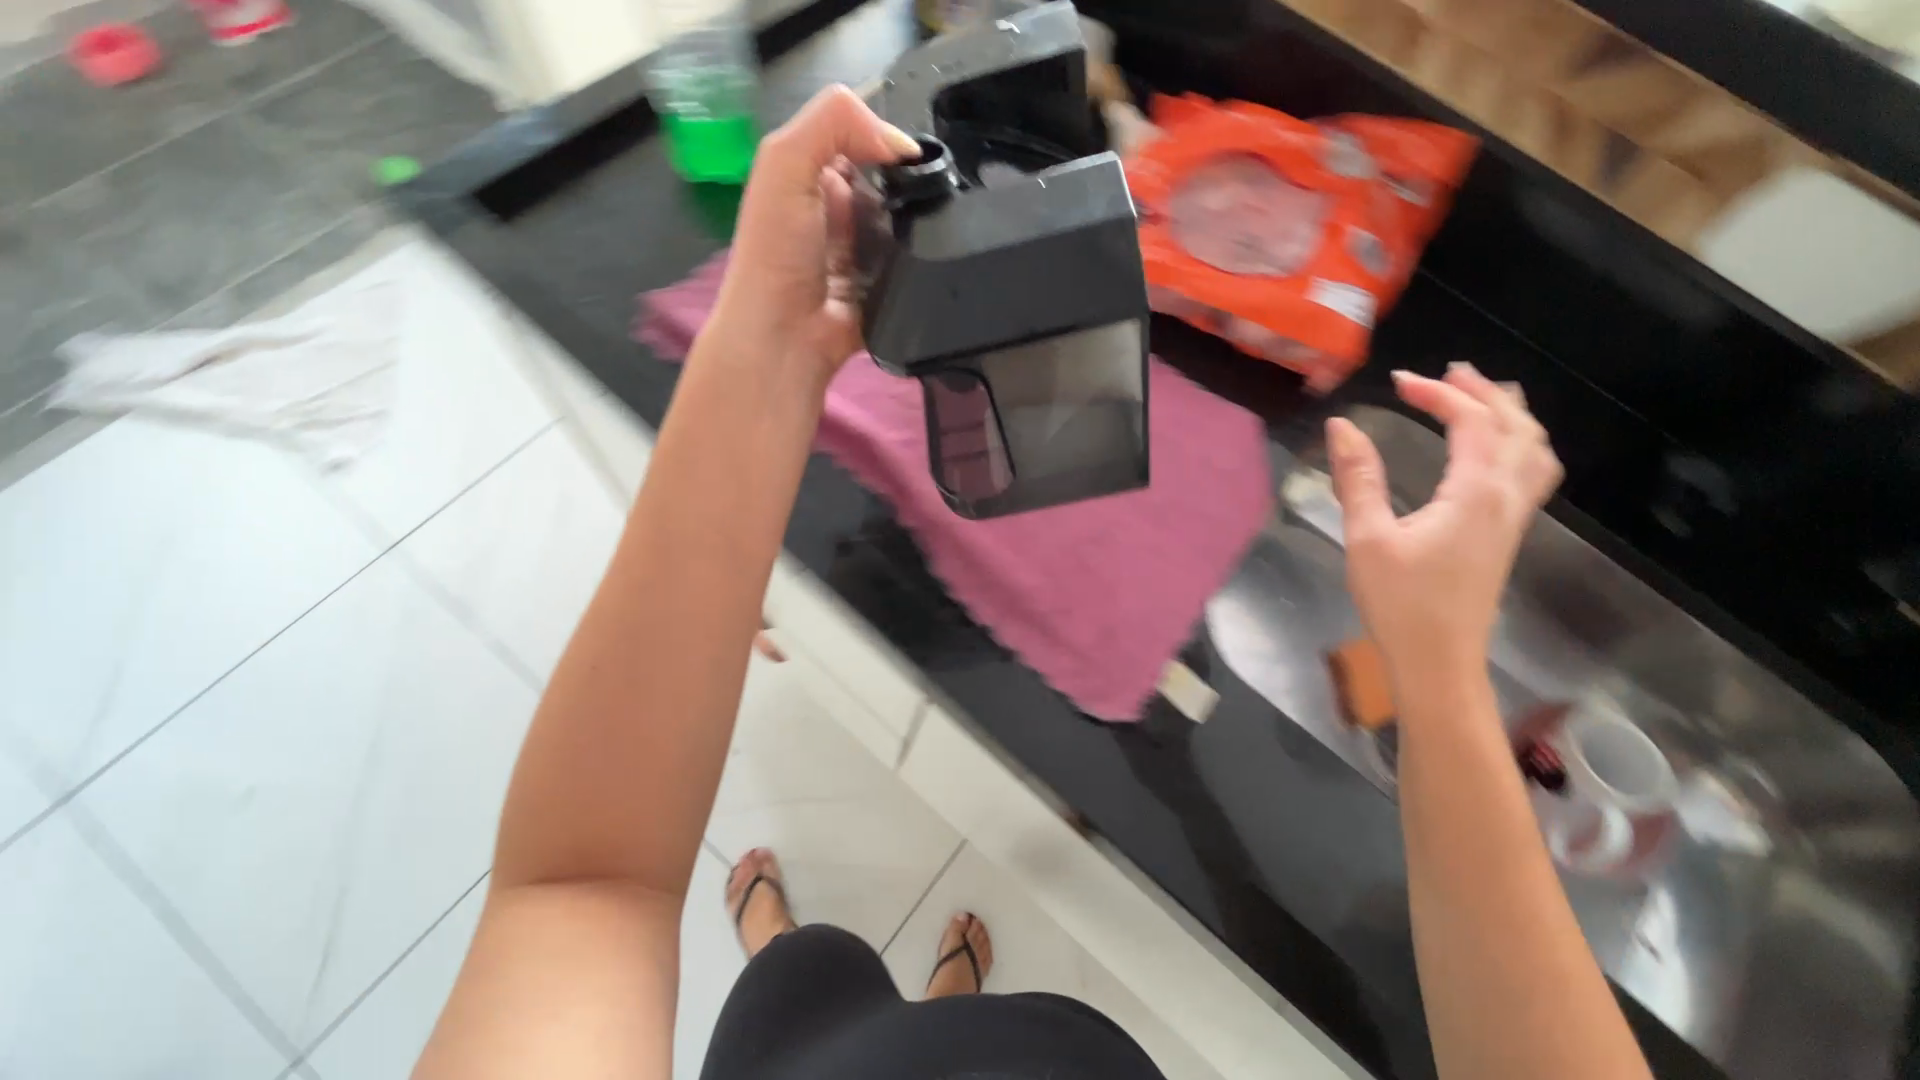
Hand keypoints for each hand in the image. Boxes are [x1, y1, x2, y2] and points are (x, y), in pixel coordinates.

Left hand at [702, 85, 919, 389]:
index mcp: (810, 173)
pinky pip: (918, 259)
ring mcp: (865, 249)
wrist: (785, 337)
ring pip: (911, 217)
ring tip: (936, 220)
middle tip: (930, 186)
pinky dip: (928, 255)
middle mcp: (838, 208)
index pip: (859, 134)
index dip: (884, 134)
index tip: (905, 153)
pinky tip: (937, 250)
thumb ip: (836, 122)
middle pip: (892, 176)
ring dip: (924, 217)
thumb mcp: (785, 161)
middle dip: (912, 178)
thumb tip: (904, 144)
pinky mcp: (887, 284)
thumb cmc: (776, 251)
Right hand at [1328, 362, 1562, 693]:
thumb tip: (1342, 427)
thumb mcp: (1368, 538)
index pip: (1471, 422)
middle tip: (1450, 374)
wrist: (1439, 662)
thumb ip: (1359, 479)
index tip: (1398, 382)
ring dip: (1512, 416)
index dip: (1438, 393)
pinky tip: (1494, 453)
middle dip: (1485, 393)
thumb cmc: (1400, 602)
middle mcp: (1505, 498)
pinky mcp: (1506, 537)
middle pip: (1516, 428)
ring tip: (1482, 398)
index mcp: (1475, 492)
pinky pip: (1532, 474)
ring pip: (1535, 451)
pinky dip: (1520, 445)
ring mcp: (1512, 520)